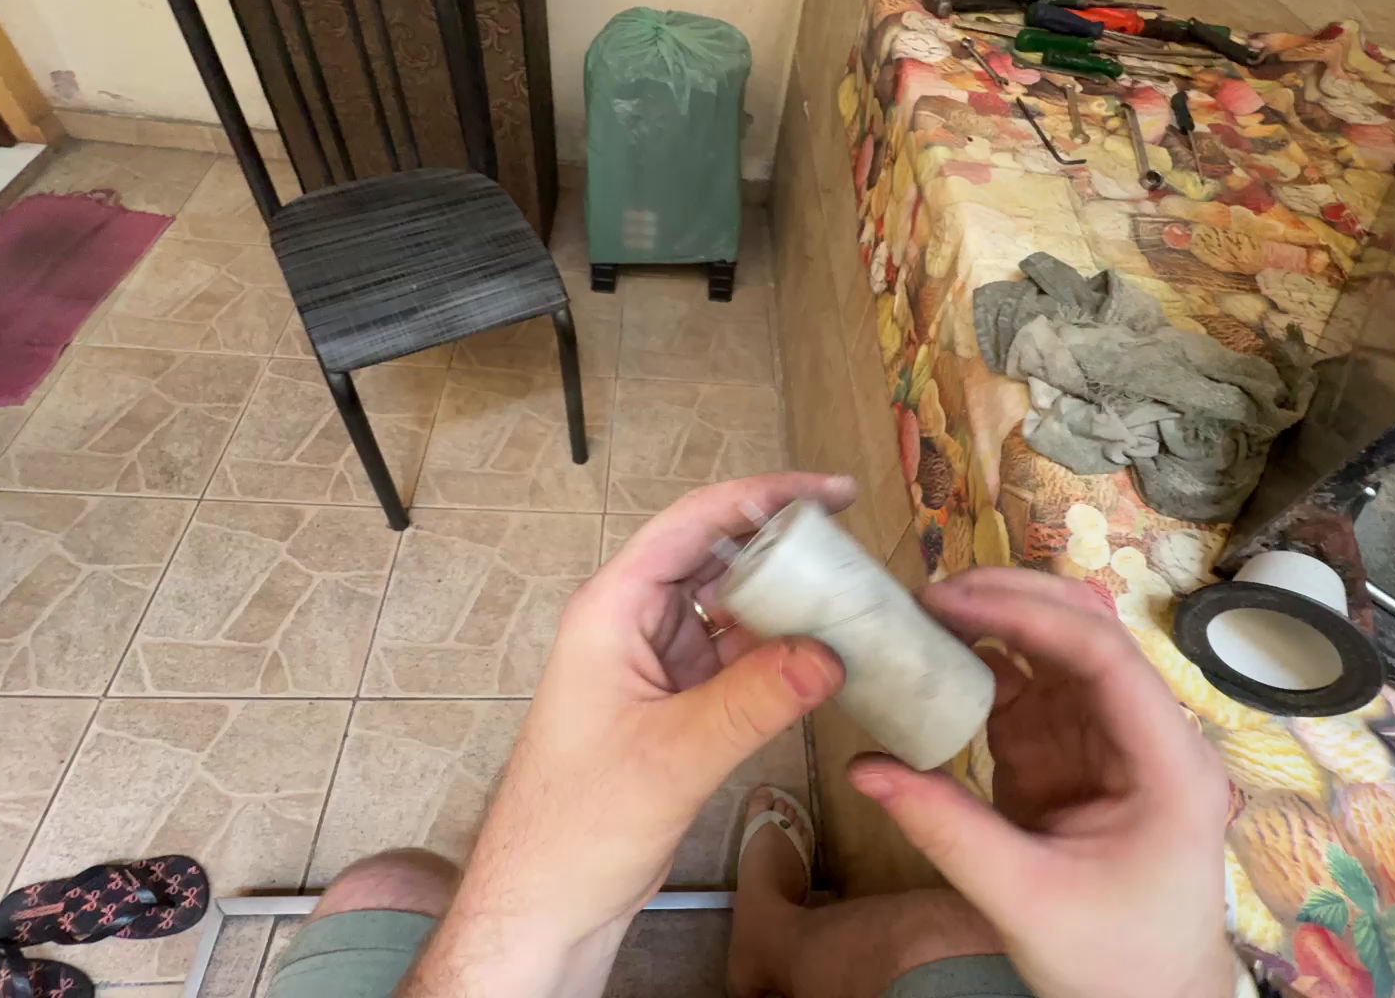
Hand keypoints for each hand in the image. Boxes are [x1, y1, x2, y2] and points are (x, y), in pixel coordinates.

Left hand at [412, 474, 852, 997]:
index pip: (694, 524)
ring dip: (783, 600)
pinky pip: (735, 651)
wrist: (545, 899)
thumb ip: (753, 701)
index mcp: (614, 606)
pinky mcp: (676, 692)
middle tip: (849, 544)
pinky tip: (818, 653)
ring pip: (730, 603)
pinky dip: (775, 648)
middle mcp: (635, 617)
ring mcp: (657, 654)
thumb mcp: (672, 756)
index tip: (828, 494)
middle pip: (716, 555)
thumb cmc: (578, 823)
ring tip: (846, 597)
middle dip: (780, 546)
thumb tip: (832, 655)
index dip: (762, 497)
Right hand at [849, 567, 1233, 997]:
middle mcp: (1138, 726)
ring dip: (991, 616)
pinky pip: (1018, 678)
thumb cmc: (1115, 961)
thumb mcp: (1029, 903)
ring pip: (1050, 639)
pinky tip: (933, 652)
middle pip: (1083, 626)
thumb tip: (862, 768)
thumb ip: (947, 831)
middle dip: (1010, 596)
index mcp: (1166, 761)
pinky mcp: (1059, 740)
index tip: (951, 602)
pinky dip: (975, 657)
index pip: (1105, 656)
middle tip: (932, 594)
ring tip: (925, 611)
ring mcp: (1096, 729)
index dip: (1027, 615)